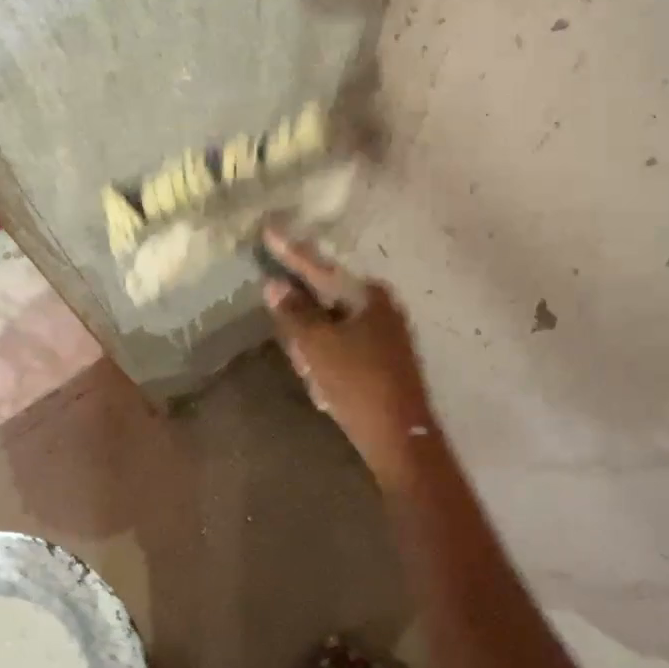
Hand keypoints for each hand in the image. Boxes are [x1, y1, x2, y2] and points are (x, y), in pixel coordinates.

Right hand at [261, 228, 433, 482]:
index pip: (319, 267)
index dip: (290, 252)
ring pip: (330, 329)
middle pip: (323, 301)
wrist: (400, 438)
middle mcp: (380, 306)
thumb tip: (274, 284)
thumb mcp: (317, 346)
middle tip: (298, 354)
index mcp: (367, 294)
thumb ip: (294, 312)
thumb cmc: (357, 383)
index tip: (267, 229)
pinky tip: (327, 390)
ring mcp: (385, 333)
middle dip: (303, 326)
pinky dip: (328, 365)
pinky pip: (342, 350)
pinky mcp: (383, 359)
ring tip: (315, 379)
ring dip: (314, 351)